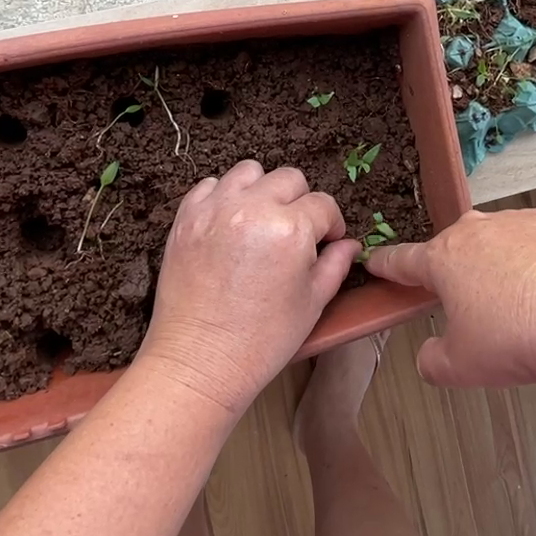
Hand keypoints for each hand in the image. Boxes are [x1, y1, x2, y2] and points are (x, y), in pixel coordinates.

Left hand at [136, 160, 359, 413]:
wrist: (198, 364)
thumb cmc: (261, 341)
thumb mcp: (311, 304)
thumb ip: (334, 265)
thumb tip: (349, 244)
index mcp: (290, 229)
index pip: (324, 205)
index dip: (331, 224)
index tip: (327, 241)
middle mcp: (253, 208)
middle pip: (289, 178)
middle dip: (300, 202)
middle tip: (295, 232)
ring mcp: (216, 209)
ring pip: (250, 172)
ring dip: (262, 190)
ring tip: (261, 220)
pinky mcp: (186, 217)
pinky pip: (210, 185)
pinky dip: (224, 196)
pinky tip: (230, 223)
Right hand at [365, 207, 535, 391]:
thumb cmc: (516, 339)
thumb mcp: (462, 367)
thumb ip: (434, 361)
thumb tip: (430, 356)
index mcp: (443, 260)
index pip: (403, 261)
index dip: (386, 265)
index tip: (374, 261)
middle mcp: (474, 232)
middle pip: (453, 249)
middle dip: (453, 272)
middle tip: (467, 306)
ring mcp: (515, 222)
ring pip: (494, 244)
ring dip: (497, 268)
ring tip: (519, 308)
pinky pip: (532, 242)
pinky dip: (534, 262)